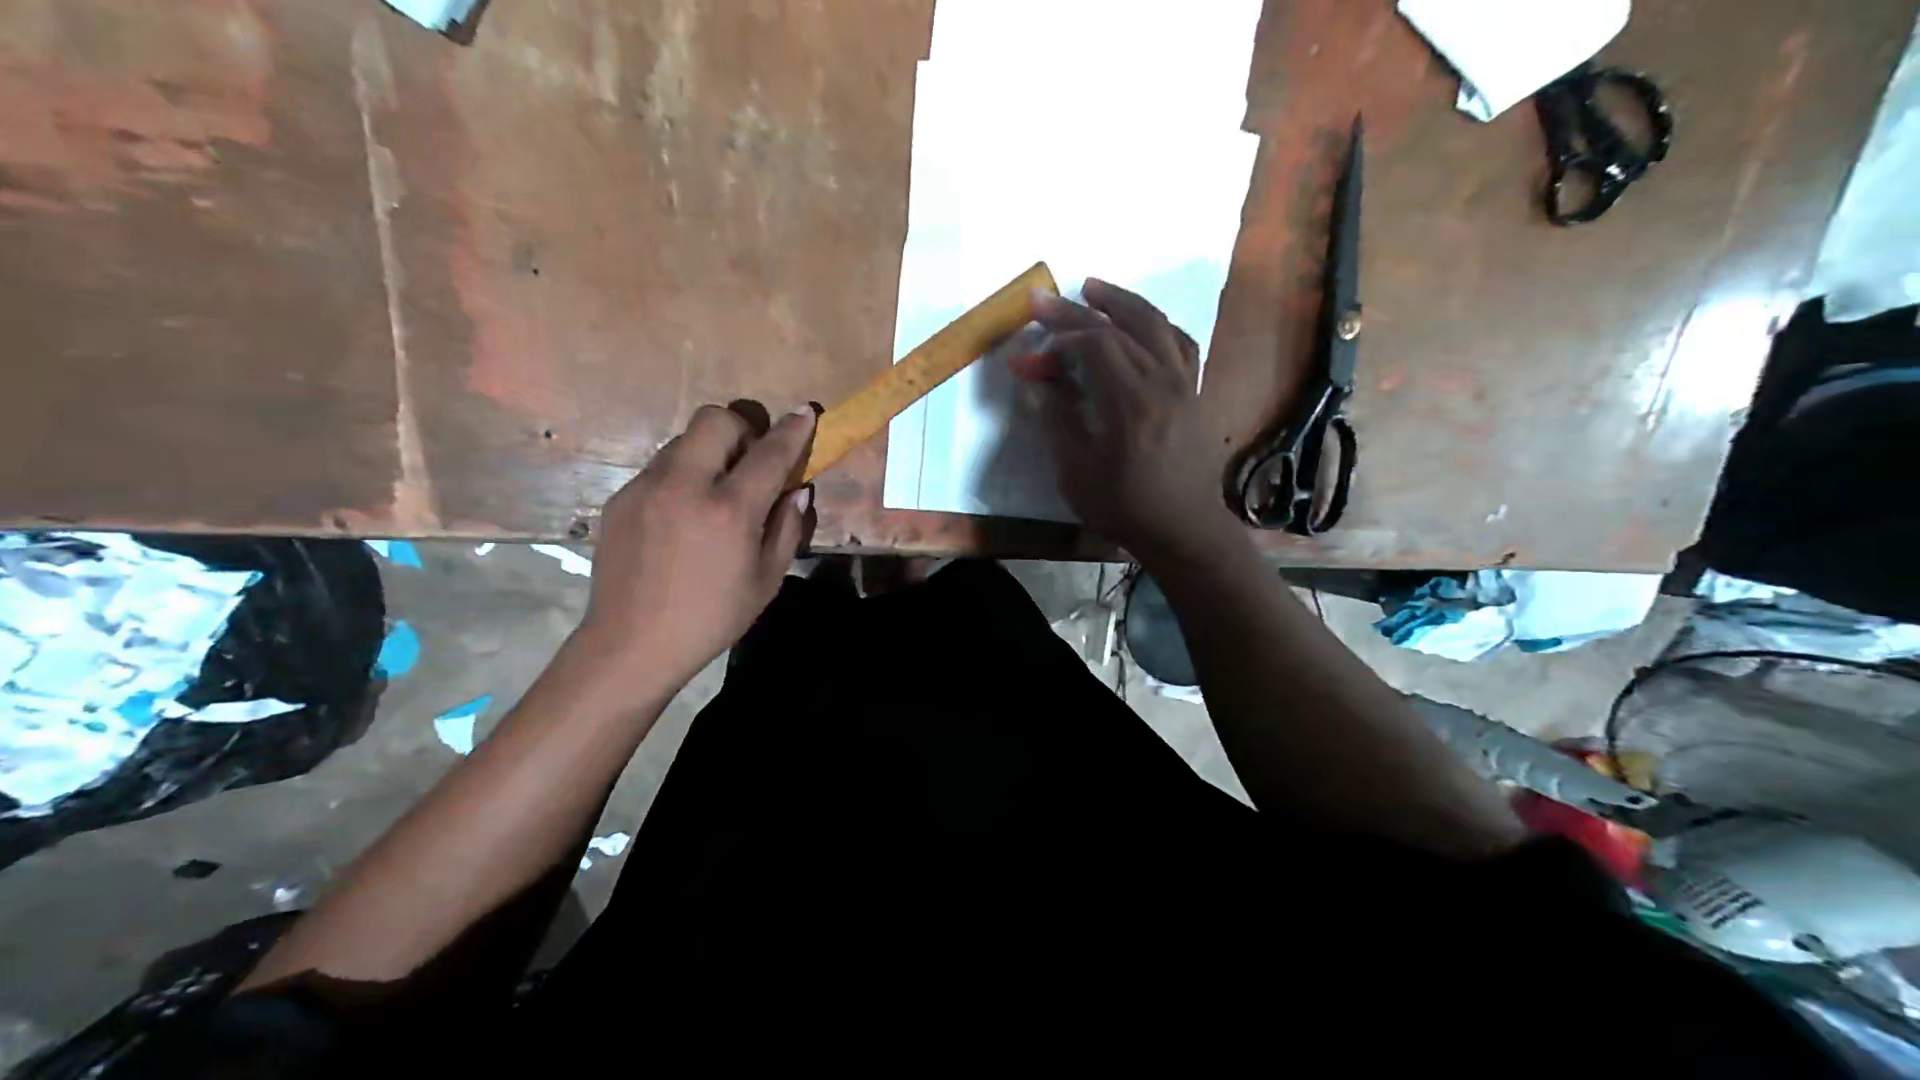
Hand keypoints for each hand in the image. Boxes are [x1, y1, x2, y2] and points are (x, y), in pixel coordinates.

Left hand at [578, 404, 815, 682]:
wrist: (632, 643)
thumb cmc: (712, 617)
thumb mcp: (767, 579)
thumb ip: (787, 527)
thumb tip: (797, 489)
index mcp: (729, 511)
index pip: (769, 454)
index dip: (792, 430)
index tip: (805, 413)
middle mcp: (685, 486)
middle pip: (715, 420)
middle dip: (742, 429)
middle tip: (750, 462)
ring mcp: (646, 488)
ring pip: (684, 440)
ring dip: (709, 451)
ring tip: (715, 490)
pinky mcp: (621, 497)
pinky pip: (660, 466)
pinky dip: (682, 475)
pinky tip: (683, 513)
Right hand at [1011, 278, 1240, 561]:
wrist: (1183, 529)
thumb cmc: (1124, 507)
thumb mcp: (1076, 471)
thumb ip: (1059, 419)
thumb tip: (1042, 383)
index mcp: (1131, 402)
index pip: (1094, 343)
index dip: (1058, 332)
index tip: (1030, 329)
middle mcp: (1162, 382)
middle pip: (1122, 327)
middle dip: (1079, 310)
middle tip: (1046, 301)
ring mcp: (1184, 384)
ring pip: (1156, 325)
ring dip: (1122, 303)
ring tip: (1094, 290)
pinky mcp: (1193, 392)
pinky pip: (1178, 343)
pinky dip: (1155, 325)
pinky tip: (1140, 325)